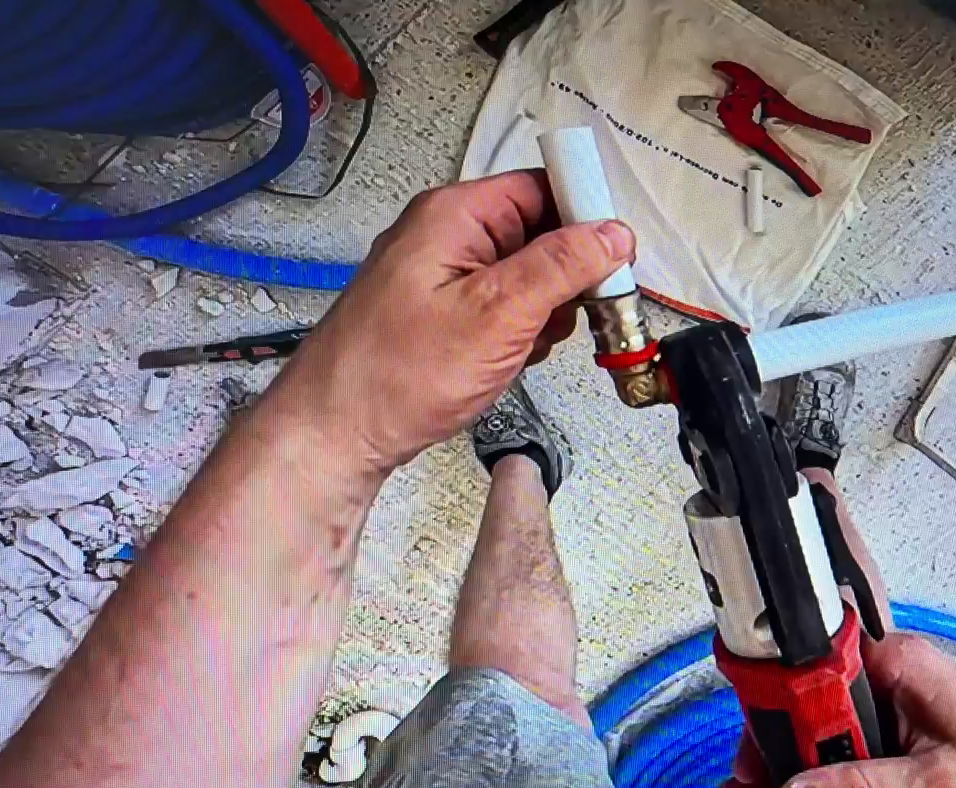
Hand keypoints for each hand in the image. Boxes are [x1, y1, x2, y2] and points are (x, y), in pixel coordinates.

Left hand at [281, 170, 633, 471]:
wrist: (341, 431)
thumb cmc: (396, 374)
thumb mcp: (497, 314)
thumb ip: (560, 267)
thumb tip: (611, 234)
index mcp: (456, 217)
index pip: (542, 188)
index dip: (586, 220)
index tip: (614, 262)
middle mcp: (450, 239)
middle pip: (538, 235)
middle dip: (566, 280)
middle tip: (567, 319)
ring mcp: (447, 280)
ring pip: (526, 280)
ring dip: (543, 316)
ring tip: (524, 348)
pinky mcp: (448, 316)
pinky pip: (504, 312)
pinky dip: (519, 337)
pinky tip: (506, 361)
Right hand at [722, 632, 955, 787]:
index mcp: (899, 661)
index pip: (815, 667)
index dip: (777, 705)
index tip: (755, 750)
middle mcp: (888, 671)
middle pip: (808, 694)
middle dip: (774, 738)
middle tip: (748, 781)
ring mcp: (889, 699)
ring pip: (819, 721)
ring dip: (788, 757)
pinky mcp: (890, 728)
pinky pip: (838, 740)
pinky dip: (812, 766)